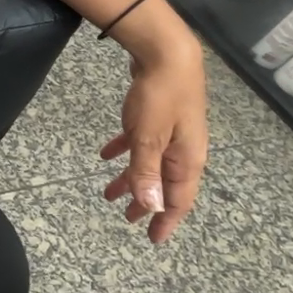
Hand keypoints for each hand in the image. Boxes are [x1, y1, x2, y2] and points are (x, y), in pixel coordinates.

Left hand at [100, 40, 207, 243]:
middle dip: (146, 202)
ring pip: (150, 164)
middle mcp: (183, 149)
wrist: (167, 54)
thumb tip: (153, 206)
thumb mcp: (149, 138)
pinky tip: (106, 154)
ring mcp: (172, 132)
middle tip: (127, 219)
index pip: (178, 199)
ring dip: (131, 178)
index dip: (165, 220)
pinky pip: (141, 142)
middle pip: (164, 184)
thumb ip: (147, 172)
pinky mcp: (158, 117)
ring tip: (109, 192)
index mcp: (187, 159)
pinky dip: (125, 151)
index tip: (153, 239)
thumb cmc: (159, 97)